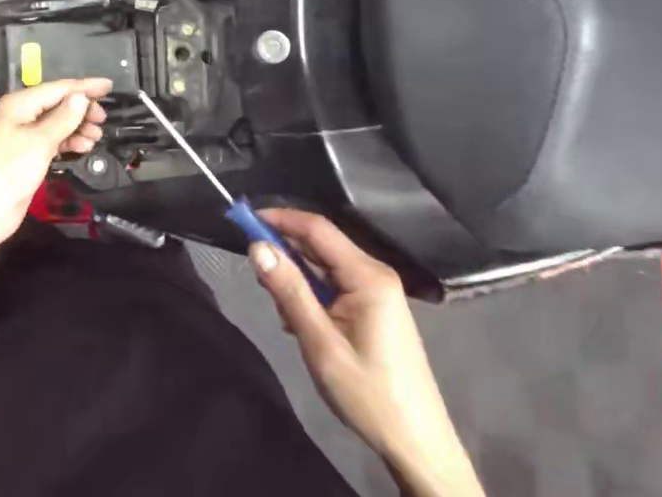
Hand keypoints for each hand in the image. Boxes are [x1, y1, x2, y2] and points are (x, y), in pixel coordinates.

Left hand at [0, 78, 110, 248]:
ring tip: (96, 136)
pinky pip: (55, 140)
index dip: (85, 86)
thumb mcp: (40, 142)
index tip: (109, 86)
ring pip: (59, 123)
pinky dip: (70, 140)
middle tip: (102, 119)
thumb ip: (64, 118)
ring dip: (79, 127)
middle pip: (59, 104)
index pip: (59, 88)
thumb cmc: (8, 171)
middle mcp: (23, 115)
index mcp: (21, 104)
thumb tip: (82, 96)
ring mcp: (25, 136)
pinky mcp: (29, 155)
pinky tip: (84, 146)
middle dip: (83, 109)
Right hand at [251, 209, 484, 496]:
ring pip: (326, 267)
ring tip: (284, 314)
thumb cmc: (368, 394)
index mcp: (367, 275)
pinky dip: (313, 295)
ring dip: (299, 279)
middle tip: (258, 278)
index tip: (245, 222)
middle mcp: (375, 272)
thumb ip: (290, 292)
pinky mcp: (376, 306)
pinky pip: (337, 284)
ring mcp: (378, 289)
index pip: (318, 229)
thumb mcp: (320, 345)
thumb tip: (258, 248)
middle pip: (322, 245)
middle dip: (286, 253)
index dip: (281, 220)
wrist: (416, 441)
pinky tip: (301, 322)